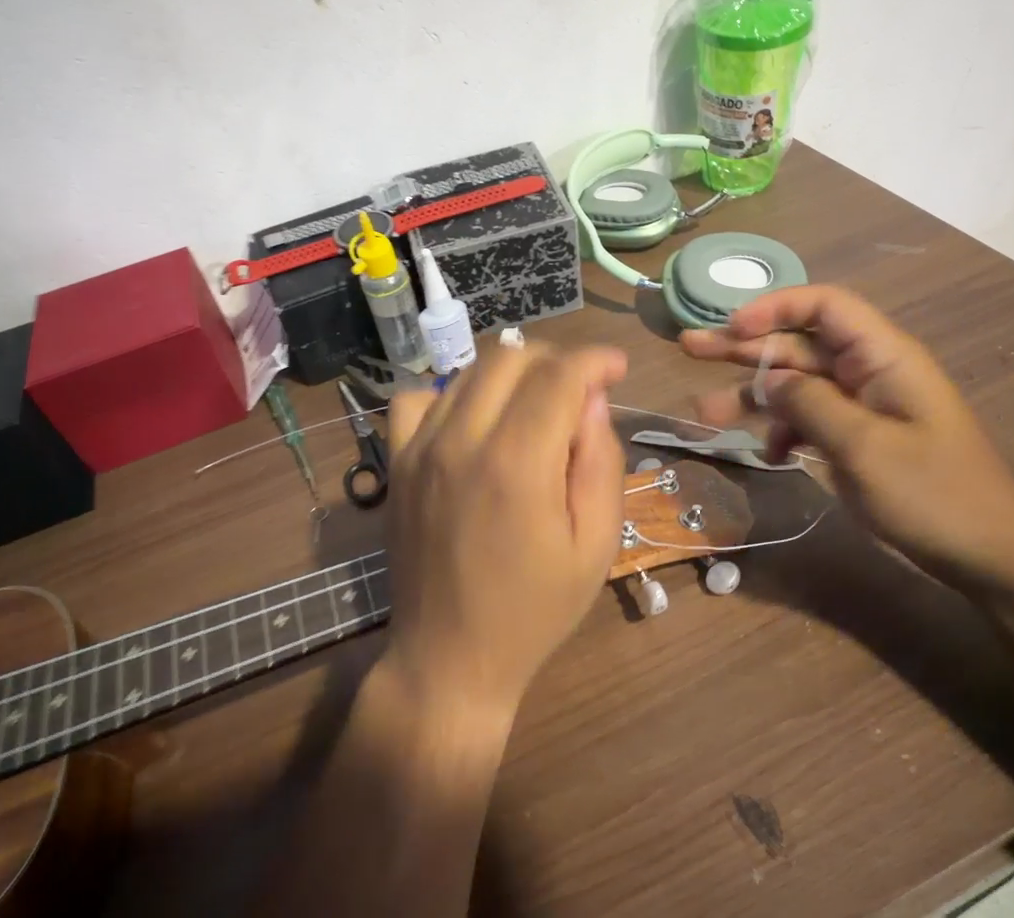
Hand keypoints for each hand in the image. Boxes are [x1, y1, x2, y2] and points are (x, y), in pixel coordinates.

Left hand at [381, 343, 627, 714]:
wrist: (449, 657)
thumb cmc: (535, 611)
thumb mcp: (596, 545)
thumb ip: (600, 462)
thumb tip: (592, 399)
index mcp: (517, 464)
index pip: (559, 374)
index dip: (595, 359)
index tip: (617, 369)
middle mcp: (461, 441)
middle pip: (511, 357)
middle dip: (556, 363)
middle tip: (579, 396)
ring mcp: (419, 449)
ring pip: (467, 371)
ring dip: (510, 375)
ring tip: (533, 410)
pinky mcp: (395, 463)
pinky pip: (419, 398)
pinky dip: (452, 395)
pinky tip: (473, 424)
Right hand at [680, 285, 1013, 595]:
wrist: (987, 552)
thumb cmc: (933, 493)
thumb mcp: (865, 447)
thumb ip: (810, 405)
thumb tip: (768, 380)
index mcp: (882, 357)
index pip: (824, 306)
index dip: (774, 308)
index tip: (730, 328)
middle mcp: (869, 372)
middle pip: (798, 344)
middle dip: (743, 347)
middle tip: (689, 347)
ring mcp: (862, 407)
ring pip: (795, 386)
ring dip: (750, 397)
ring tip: (701, 412)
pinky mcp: (857, 439)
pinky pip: (808, 421)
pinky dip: (781, 432)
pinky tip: (764, 455)